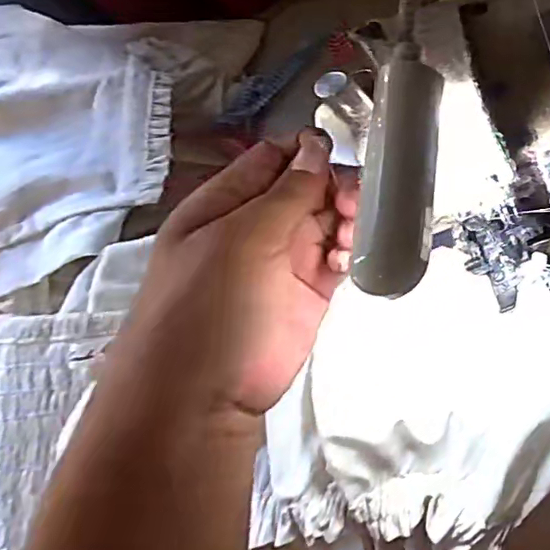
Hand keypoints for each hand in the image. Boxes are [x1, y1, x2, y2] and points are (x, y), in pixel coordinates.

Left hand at [117, 130, 358, 419]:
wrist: (199, 402)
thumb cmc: (206, 311)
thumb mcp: (240, 241)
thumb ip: (286, 193)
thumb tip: (316, 147)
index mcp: (224, 205)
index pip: (272, 158)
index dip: (307, 150)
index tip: (340, 152)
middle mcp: (257, 226)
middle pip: (310, 185)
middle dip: (336, 186)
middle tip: (350, 203)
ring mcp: (286, 258)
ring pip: (331, 217)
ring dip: (348, 217)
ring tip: (348, 235)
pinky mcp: (312, 288)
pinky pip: (341, 252)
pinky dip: (350, 248)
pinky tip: (345, 259)